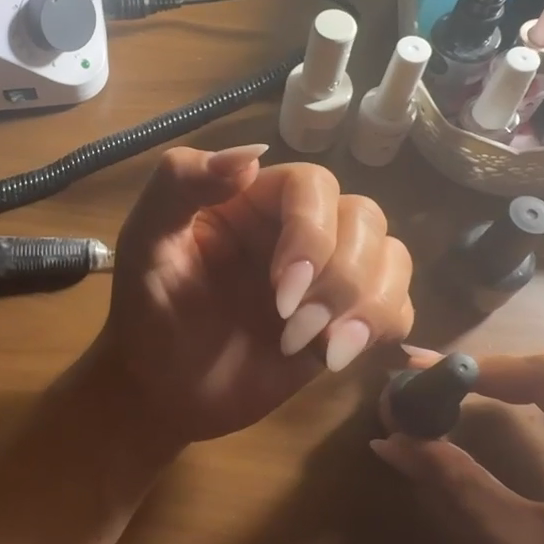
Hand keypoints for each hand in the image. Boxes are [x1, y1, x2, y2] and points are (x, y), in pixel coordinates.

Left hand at [88, 145, 414, 443]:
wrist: (160, 390)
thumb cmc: (146, 310)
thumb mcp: (144, 240)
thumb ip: (180, 183)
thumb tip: (254, 152)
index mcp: (252, 198)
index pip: (313, 184)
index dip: (312, 231)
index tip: (282, 289)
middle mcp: (296, 228)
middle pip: (364, 217)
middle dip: (340, 276)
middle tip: (292, 326)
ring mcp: (325, 275)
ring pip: (391, 256)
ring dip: (365, 302)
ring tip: (316, 346)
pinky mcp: (344, 321)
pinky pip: (398, 304)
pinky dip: (382, 326)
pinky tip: (334, 357)